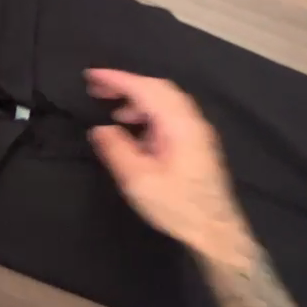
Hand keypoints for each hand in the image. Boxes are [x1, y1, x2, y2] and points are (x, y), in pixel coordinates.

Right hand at [86, 69, 256, 270]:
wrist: (215, 231)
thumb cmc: (176, 205)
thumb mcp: (138, 180)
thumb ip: (117, 150)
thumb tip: (100, 129)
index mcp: (177, 124)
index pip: (144, 89)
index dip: (116, 79)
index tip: (91, 75)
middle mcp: (190, 120)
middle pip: (157, 88)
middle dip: (126, 84)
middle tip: (98, 88)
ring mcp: (196, 130)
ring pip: (165, 100)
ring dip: (138, 98)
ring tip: (114, 111)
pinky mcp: (197, 142)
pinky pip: (170, 113)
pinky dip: (149, 111)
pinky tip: (136, 129)